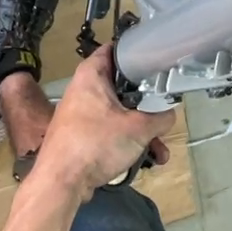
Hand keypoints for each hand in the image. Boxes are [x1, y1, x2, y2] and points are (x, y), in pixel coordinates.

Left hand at [38, 46, 175, 196]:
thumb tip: (170, 114)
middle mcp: (84, 88)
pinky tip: (145, 161)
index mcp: (91, 74)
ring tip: (160, 151)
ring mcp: (82, 113)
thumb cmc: (96, 143)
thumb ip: (160, 118)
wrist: (61, 181)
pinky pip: (110, 131)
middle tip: (163, 110)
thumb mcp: (138, 129)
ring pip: (119, 113)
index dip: (138, 52)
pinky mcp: (82, 135)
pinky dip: (127, 141)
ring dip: (142, 131)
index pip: (116, 49)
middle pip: (123, 87)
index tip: (157, 60)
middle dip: (146, 104)